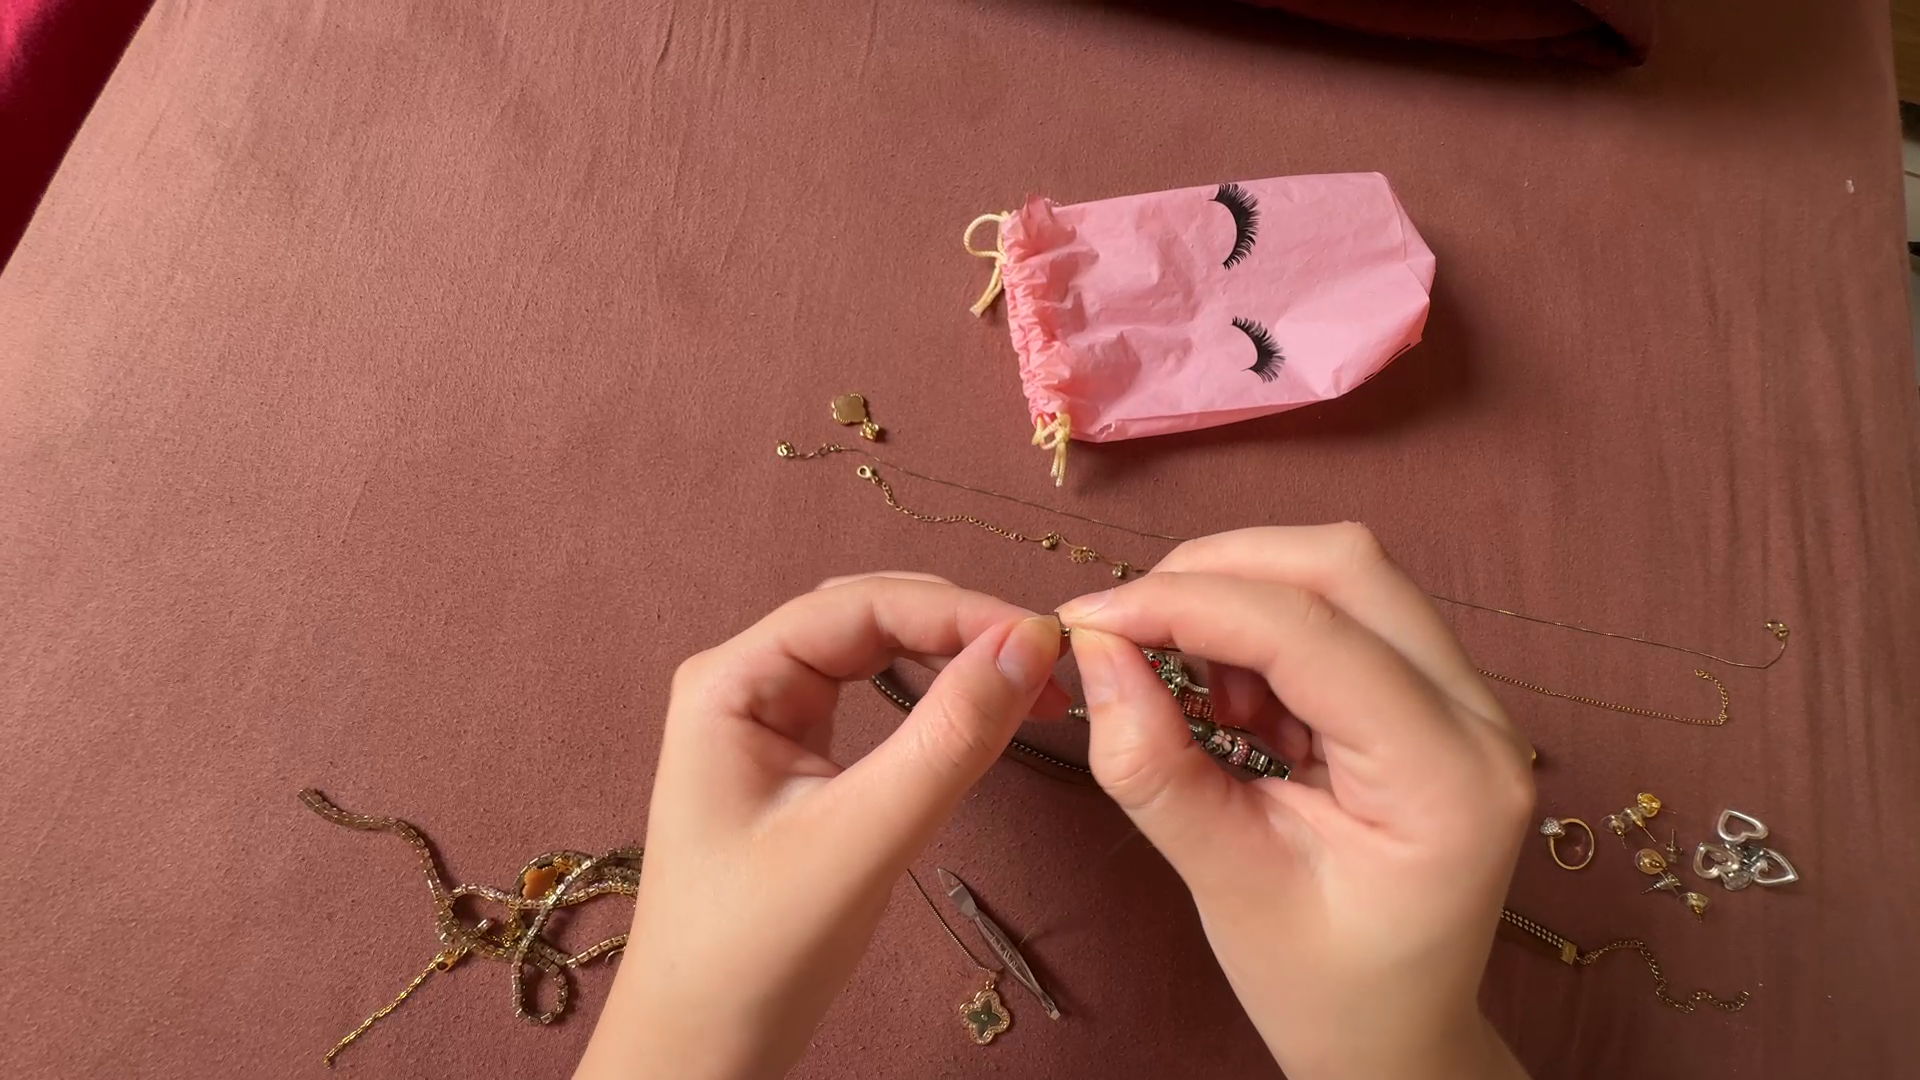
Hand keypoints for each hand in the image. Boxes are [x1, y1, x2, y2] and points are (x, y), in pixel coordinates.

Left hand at [574, 575, 1062, 1079]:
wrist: (704, 1042)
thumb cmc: (757, 950)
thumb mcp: (864, 837)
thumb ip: (950, 735)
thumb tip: (1029, 644)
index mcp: (732, 678)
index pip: (859, 606)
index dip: (957, 611)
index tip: (1042, 636)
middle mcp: (746, 673)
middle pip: (869, 614)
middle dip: (959, 627)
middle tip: (1043, 660)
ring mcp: (770, 703)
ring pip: (875, 644)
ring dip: (952, 652)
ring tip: (1024, 678)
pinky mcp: (796, 736)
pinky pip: (873, 686)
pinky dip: (933, 686)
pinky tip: (973, 696)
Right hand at [1058, 525, 1533, 1079]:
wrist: (1394, 1028)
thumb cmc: (1322, 983)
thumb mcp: (1223, 886)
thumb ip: (1151, 766)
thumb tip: (1096, 652)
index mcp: (1446, 780)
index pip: (1306, 634)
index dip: (1183, 605)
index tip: (1089, 618)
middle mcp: (1475, 715)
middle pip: (1339, 562)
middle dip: (1212, 572)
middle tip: (1132, 625)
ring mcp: (1459, 693)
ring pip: (1335, 568)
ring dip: (1234, 595)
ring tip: (1201, 691)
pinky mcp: (1422, 686)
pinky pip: (1331, 604)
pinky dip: (1253, 623)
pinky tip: (1236, 700)